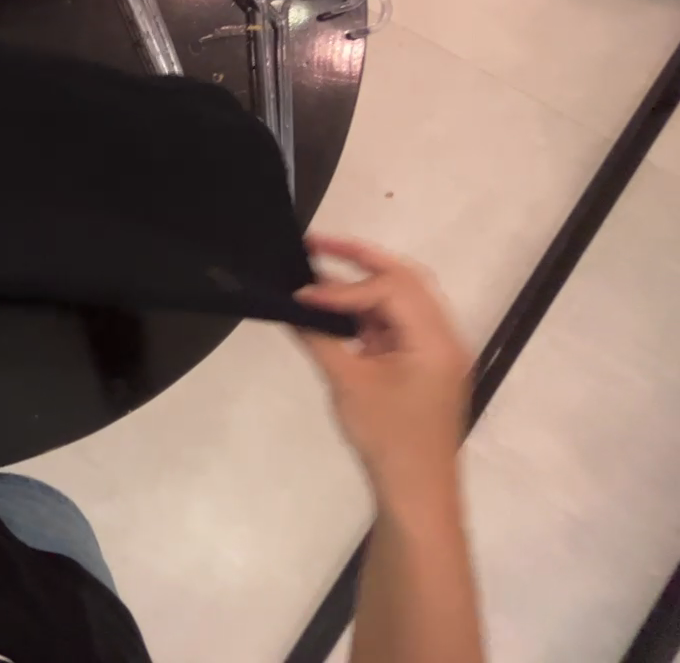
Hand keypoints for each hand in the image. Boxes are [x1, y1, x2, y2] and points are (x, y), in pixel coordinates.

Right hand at [294, 236, 471, 504]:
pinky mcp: (416, 362)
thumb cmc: (385, 433)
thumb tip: (289, 305)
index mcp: (433, 342)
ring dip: (360, 281)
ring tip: (317, 266)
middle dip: (360, 257)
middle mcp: (440, 338)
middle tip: (314, 243)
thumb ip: (318, 337)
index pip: (388, 292)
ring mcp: (430, 350)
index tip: (298, 297)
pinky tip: (329, 307)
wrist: (415, 485)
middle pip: (406, 280)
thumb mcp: (346, 382)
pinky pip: (391, 319)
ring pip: (399, 297)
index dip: (340, 289)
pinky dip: (361, 306)